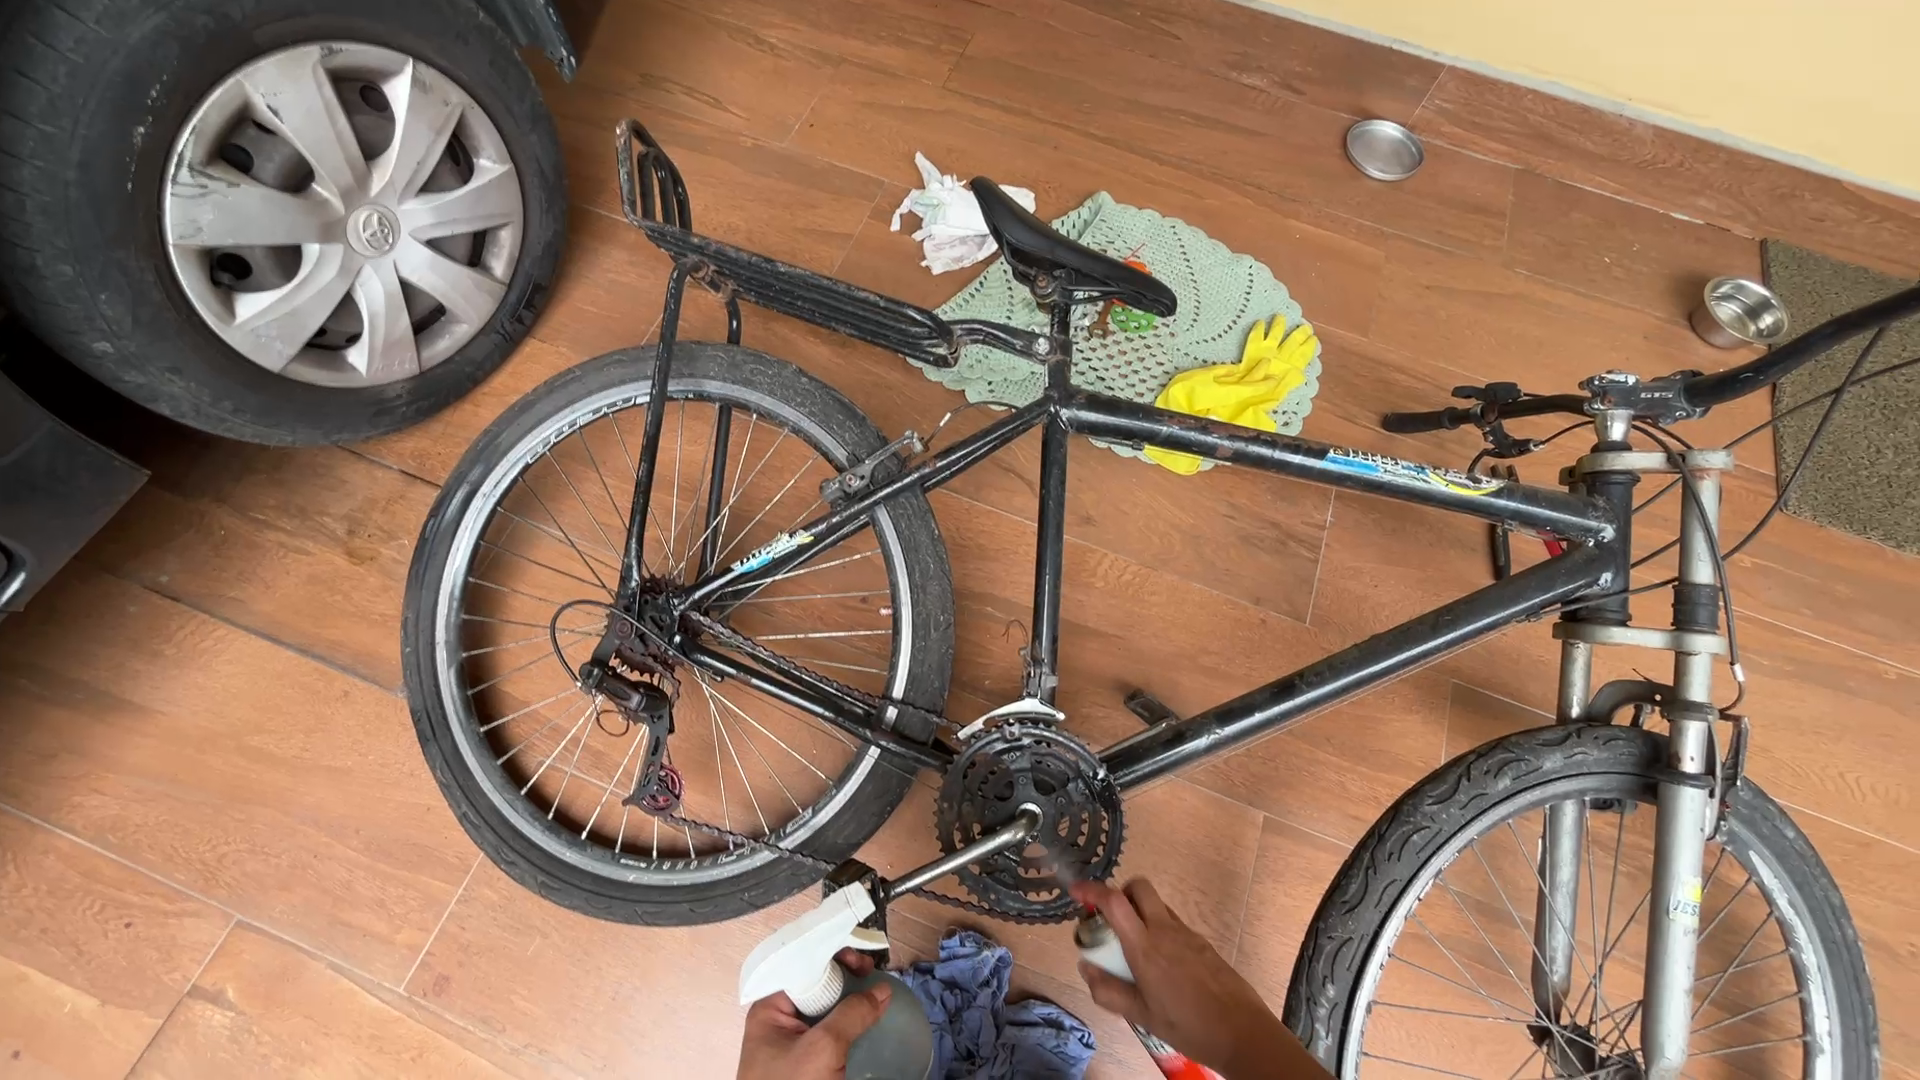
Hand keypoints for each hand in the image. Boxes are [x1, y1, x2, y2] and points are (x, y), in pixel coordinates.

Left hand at [737, 950, 890, 1079]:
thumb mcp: (823, 1049)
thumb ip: (852, 1013)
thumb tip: (882, 991)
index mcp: (770, 1008)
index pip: (803, 966)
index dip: (834, 956)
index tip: (863, 960)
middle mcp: (779, 1020)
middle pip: (817, 984)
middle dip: (847, 977)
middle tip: (873, 974)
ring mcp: (793, 1043)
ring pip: (827, 1008)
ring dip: (852, 999)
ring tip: (876, 994)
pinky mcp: (807, 1062)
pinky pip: (831, 1032)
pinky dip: (850, 1023)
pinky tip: (868, 1020)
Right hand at [1071, 878, 1330, 1079]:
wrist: (1241, 1032)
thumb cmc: (1187, 1025)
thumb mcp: (1140, 1015)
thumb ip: (1108, 991)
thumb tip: (1086, 967)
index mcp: (1145, 946)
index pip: (1114, 901)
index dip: (1092, 890)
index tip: (1076, 891)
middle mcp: (1164, 930)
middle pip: (1139, 887)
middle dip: (1120, 892)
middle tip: (1110, 918)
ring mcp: (1186, 933)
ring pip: (1156, 904)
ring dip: (1139, 911)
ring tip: (1134, 946)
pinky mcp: (1201, 942)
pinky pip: (1172, 922)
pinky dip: (1158, 928)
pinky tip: (1161, 963)